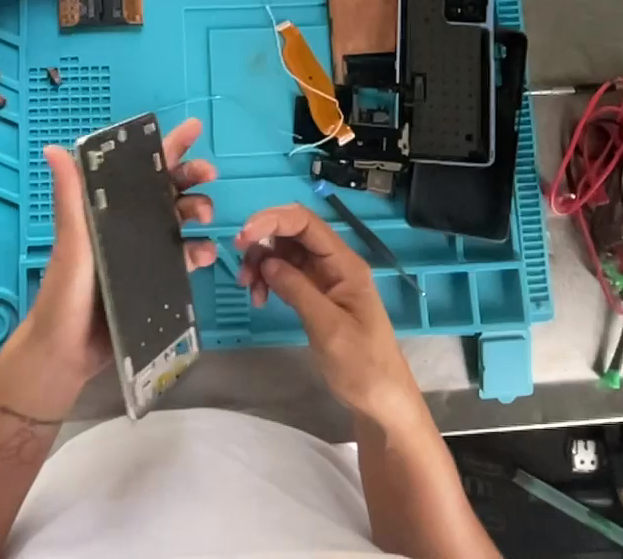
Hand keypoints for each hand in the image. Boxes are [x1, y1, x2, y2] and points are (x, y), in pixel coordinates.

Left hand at [17, 117, 217, 394]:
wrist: (68, 354)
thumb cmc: (64, 293)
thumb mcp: (71, 241)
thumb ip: (70, 197)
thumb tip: (54, 148)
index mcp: (106, 209)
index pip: (137, 170)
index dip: (165, 147)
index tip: (193, 129)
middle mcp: (126, 224)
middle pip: (165, 190)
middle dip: (189, 175)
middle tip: (208, 172)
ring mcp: (142, 251)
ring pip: (178, 220)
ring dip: (196, 209)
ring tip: (205, 215)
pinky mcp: (155, 278)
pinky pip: (183, 258)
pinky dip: (198, 251)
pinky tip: (206, 255)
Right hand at [236, 203, 421, 423]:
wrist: (382, 402)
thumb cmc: (362, 365)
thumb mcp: (329, 329)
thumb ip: (298, 290)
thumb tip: (266, 261)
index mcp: (345, 264)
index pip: (306, 223)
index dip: (272, 221)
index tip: (243, 238)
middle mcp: (334, 264)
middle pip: (293, 233)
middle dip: (262, 241)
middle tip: (240, 263)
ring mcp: (324, 279)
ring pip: (285, 253)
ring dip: (261, 262)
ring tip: (248, 287)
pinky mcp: (315, 295)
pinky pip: (285, 274)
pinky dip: (268, 279)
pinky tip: (259, 298)